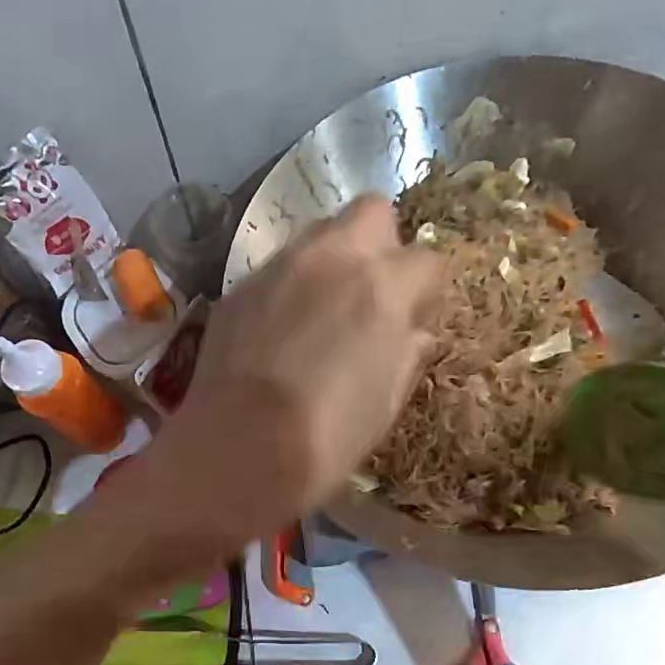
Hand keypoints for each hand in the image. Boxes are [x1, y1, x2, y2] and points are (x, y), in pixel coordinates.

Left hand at [152, 194, 439, 540]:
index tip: (413, 321)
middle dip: (381, 244)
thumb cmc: (326, 438)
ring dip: (331, 261)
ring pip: (318, 234)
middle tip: (370, 295)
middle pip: (372, 212)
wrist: (237, 451)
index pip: (427, 261)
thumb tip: (413, 332)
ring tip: (320, 313)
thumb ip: (406, 354)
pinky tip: (276, 333)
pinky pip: (275, 270)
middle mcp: (331, 258)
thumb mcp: (385, 404)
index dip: (425, 293)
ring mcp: (278, 267)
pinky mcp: (238, 289)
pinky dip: (287, 289)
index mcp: (383, 285)